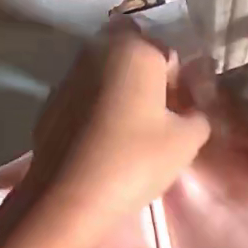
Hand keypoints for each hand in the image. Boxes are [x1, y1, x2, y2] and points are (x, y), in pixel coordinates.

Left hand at [22, 19, 210, 225]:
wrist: (70, 197)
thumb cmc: (136, 160)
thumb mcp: (187, 141)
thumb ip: (198, 116)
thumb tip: (192, 112)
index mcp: (134, 49)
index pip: (167, 50)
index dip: (178, 78)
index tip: (182, 108)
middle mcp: (96, 51)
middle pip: (130, 51)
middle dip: (146, 74)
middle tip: (160, 112)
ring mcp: (68, 77)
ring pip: (104, 72)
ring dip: (120, 89)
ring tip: (133, 129)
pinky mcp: (49, 104)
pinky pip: (84, 96)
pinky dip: (97, 108)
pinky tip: (105, 141)